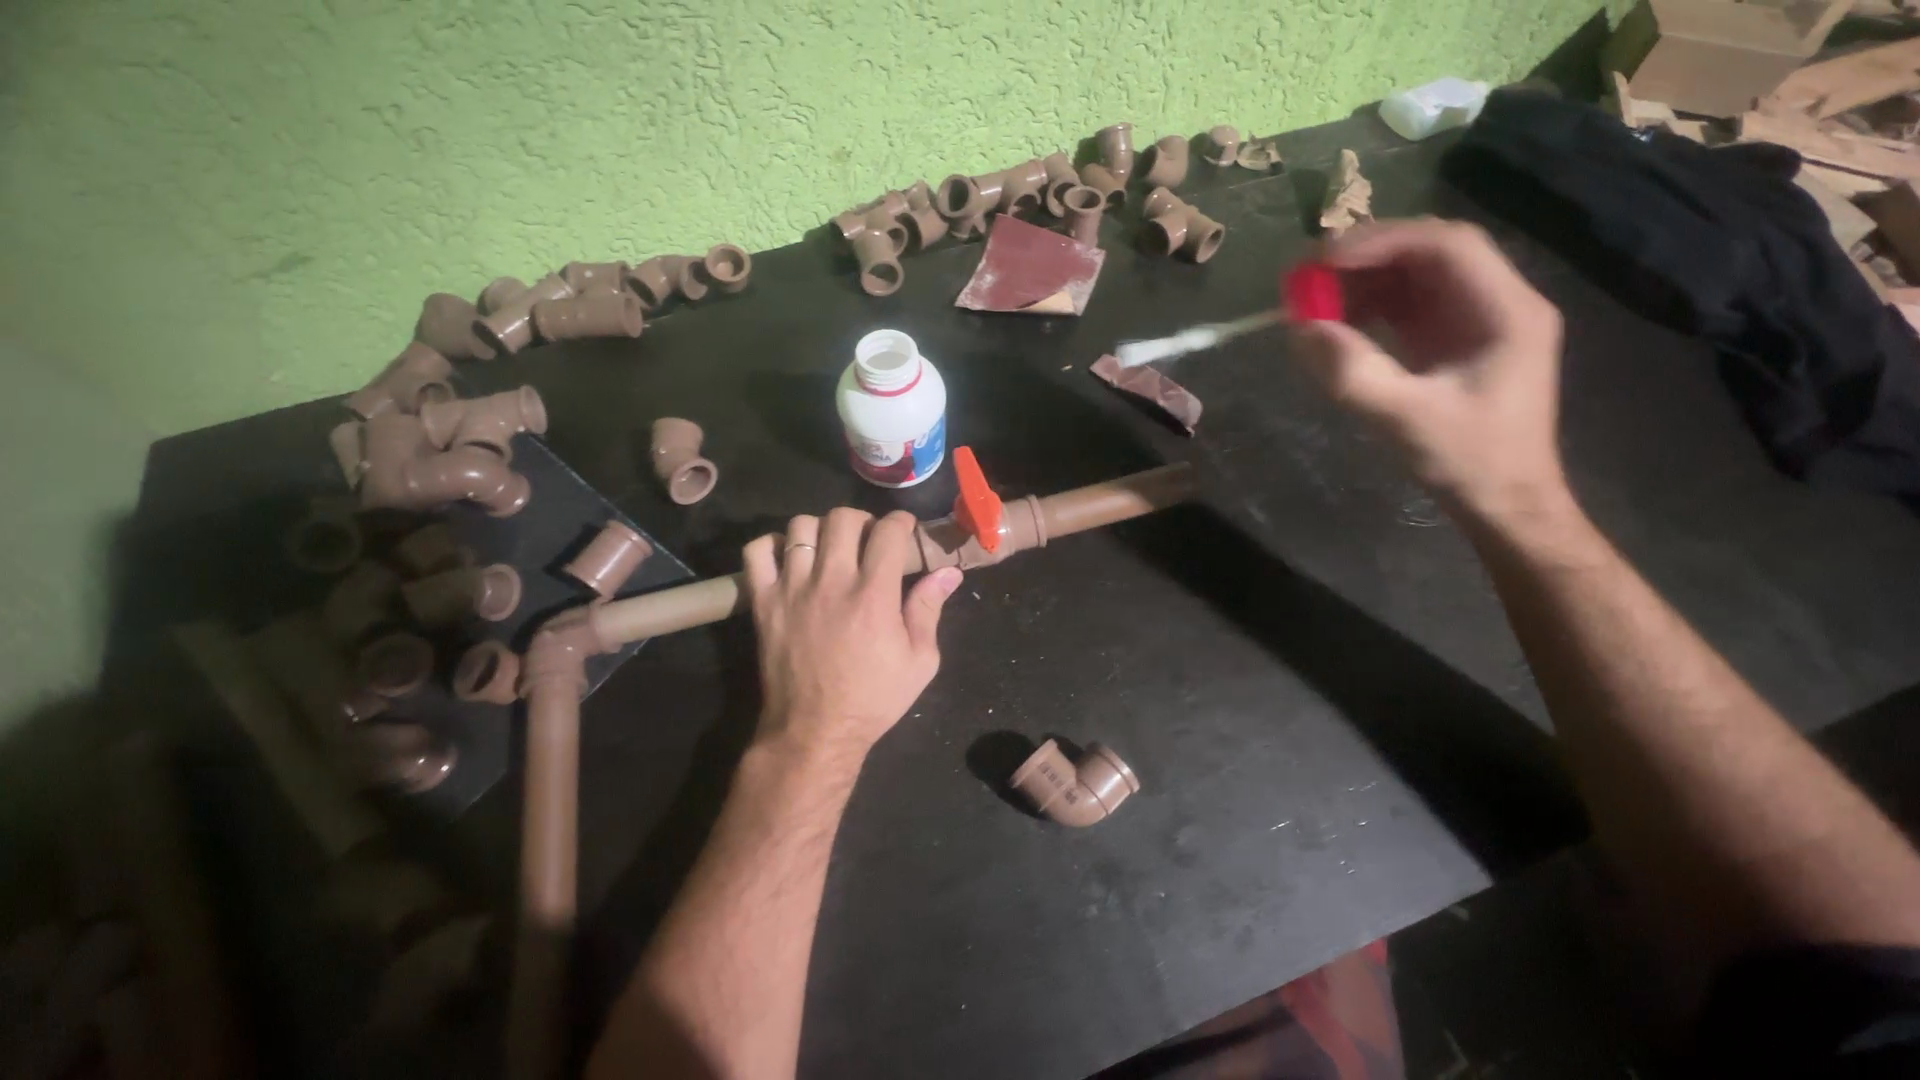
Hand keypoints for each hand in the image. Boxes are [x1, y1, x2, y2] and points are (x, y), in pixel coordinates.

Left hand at [742, 508, 963, 763]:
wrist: (815, 731)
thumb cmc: (873, 699)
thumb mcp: (920, 662)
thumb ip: (929, 610)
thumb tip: (948, 572)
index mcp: (874, 596)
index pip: (888, 532)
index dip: (901, 523)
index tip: (905, 530)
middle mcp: (831, 582)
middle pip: (843, 519)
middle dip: (863, 521)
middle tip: (869, 540)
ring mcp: (792, 589)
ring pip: (801, 526)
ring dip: (821, 530)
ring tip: (831, 549)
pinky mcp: (763, 602)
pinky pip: (757, 551)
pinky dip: (774, 545)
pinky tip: (791, 559)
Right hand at [1290, 217, 1568, 523]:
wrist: (1504, 505)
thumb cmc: (1470, 462)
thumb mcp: (1406, 421)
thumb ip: (1353, 374)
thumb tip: (1301, 330)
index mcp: (1506, 311)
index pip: (1447, 246)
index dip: (1384, 242)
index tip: (1326, 259)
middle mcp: (1497, 302)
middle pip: (1429, 252)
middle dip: (1367, 257)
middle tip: (1309, 273)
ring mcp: (1475, 320)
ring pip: (1415, 275)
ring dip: (1363, 280)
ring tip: (1314, 298)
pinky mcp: (1452, 340)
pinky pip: (1408, 304)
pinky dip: (1369, 305)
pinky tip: (1336, 321)